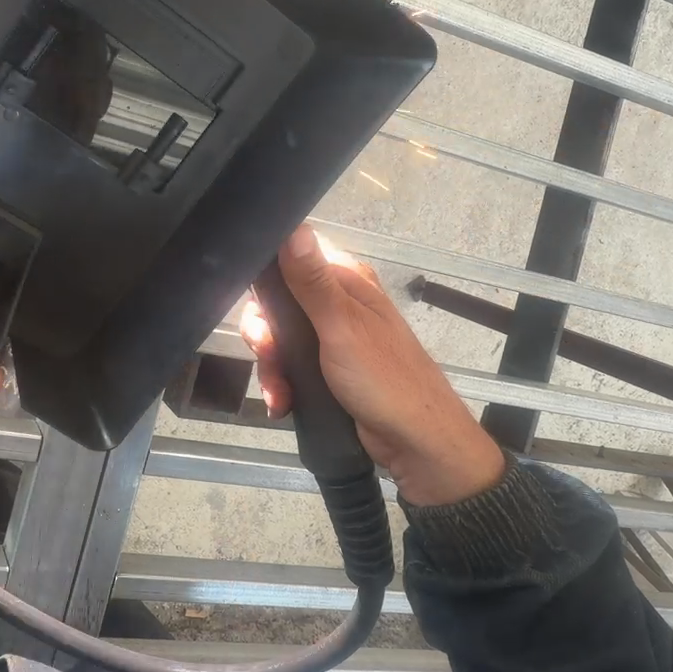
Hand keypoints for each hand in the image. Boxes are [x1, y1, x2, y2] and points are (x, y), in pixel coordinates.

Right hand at [240, 224, 505, 506]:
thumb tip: (292, 226)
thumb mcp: (341, 326)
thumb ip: (312, 281)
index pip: (294, 254)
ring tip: (278, 392)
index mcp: (345, 281)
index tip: (256, 299)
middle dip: (264, 332)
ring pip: (279, 337)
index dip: (268, 271)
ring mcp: (330, 338)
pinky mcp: (325, 369)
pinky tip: (282, 402)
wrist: (416, 446)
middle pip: (278, 301)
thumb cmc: (383, 379)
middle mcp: (337, 302)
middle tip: (267, 352)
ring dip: (271, 365)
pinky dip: (281, 383)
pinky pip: (289, 366)